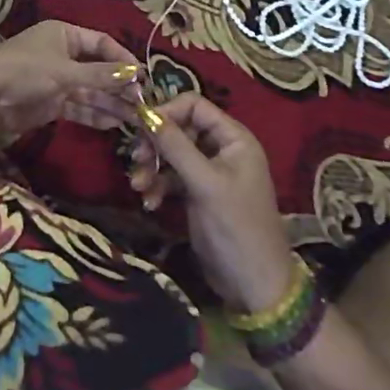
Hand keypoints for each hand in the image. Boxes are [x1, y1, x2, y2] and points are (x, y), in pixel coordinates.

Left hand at [0, 20, 142, 144]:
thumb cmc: (24, 72)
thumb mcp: (65, 71)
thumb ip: (101, 75)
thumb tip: (135, 74)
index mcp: (63, 34)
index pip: (101, 43)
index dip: (122, 59)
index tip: (142, 78)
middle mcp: (61, 54)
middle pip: (97, 68)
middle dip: (118, 85)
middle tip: (141, 104)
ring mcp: (55, 79)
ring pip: (90, 90)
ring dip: (110, 103)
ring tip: (135, 118)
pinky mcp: (50, 102)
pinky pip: (78, 106)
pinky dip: (95, 114)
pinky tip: (114, 124)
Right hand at [130, 93, 300, 310]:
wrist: (254, 285)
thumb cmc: (236, 227)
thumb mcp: (205, 184)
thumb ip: (175, 146)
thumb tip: (145, 113)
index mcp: (234, 139)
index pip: (194, 105)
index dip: (166, 112)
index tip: (141, 128)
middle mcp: (222, 149)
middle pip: (178, 127)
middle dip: (155, 144)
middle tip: (136, 159)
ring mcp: (209, 171)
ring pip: (170, 152)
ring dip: (151, 167)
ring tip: (139, 187)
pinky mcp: (197, 192)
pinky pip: (170, 176)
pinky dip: (158, 185)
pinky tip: (150, 203)